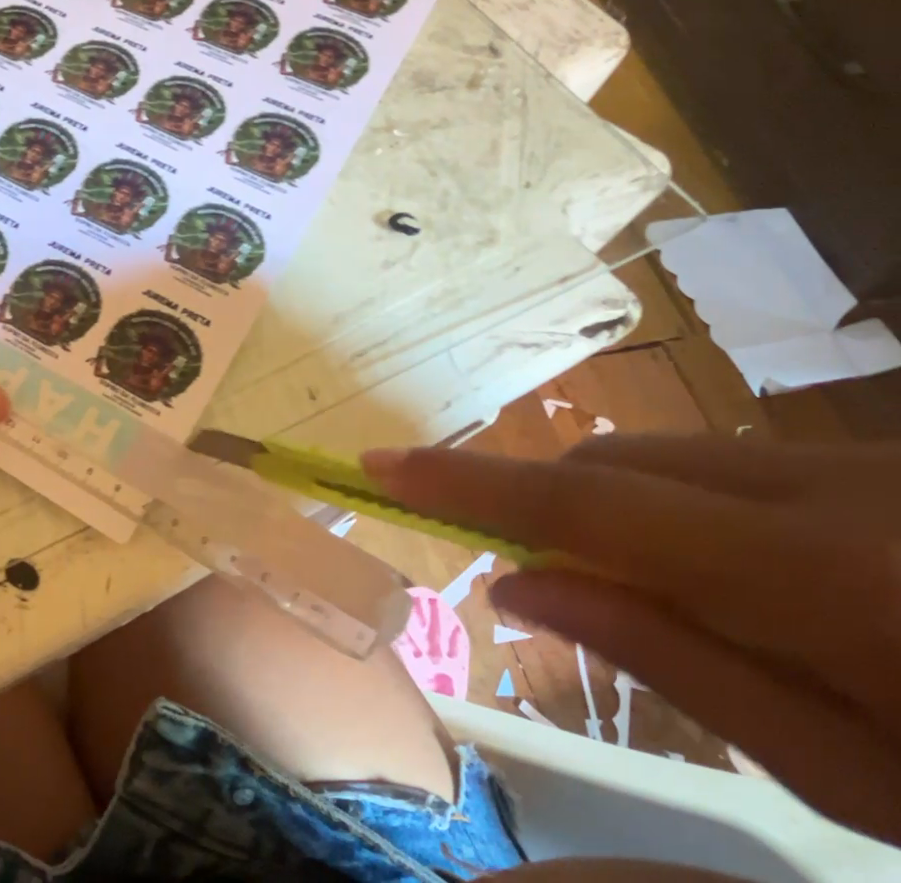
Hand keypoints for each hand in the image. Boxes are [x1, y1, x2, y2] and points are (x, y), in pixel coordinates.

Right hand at [364, 437, 900, 845]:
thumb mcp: (842, 768)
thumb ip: (663, 656)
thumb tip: (522, 583)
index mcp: (816, 573)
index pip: (588, 501)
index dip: (470, 482)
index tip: (378, 464)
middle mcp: (838, 487)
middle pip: (622, 459)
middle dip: (552, 503)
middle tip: (546, 583)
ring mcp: (879, 466)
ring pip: (681, 459)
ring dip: (626, 510)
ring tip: (673, 601)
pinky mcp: (897, 467)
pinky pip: (743, 469)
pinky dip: (694, 510)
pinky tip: (755, 585)